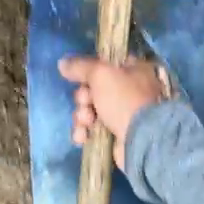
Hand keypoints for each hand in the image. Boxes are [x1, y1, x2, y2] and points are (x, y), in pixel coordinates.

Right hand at [57, 55, 170, 170]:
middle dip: (83, 99)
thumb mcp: (101, 74)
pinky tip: (83, 137)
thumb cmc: (124, 99)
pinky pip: (91, 129)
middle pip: (92, 89)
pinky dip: (84, 132)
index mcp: (133, 71)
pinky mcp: (114, 135)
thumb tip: (62, 63)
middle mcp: (128, 91)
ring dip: (82, 117)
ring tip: (87, 123)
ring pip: (89, 110)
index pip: (105, 65)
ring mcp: (121, 114)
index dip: (89, 72)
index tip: (81, 79)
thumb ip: (80, 67)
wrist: (141, 140)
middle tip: (86, 103)